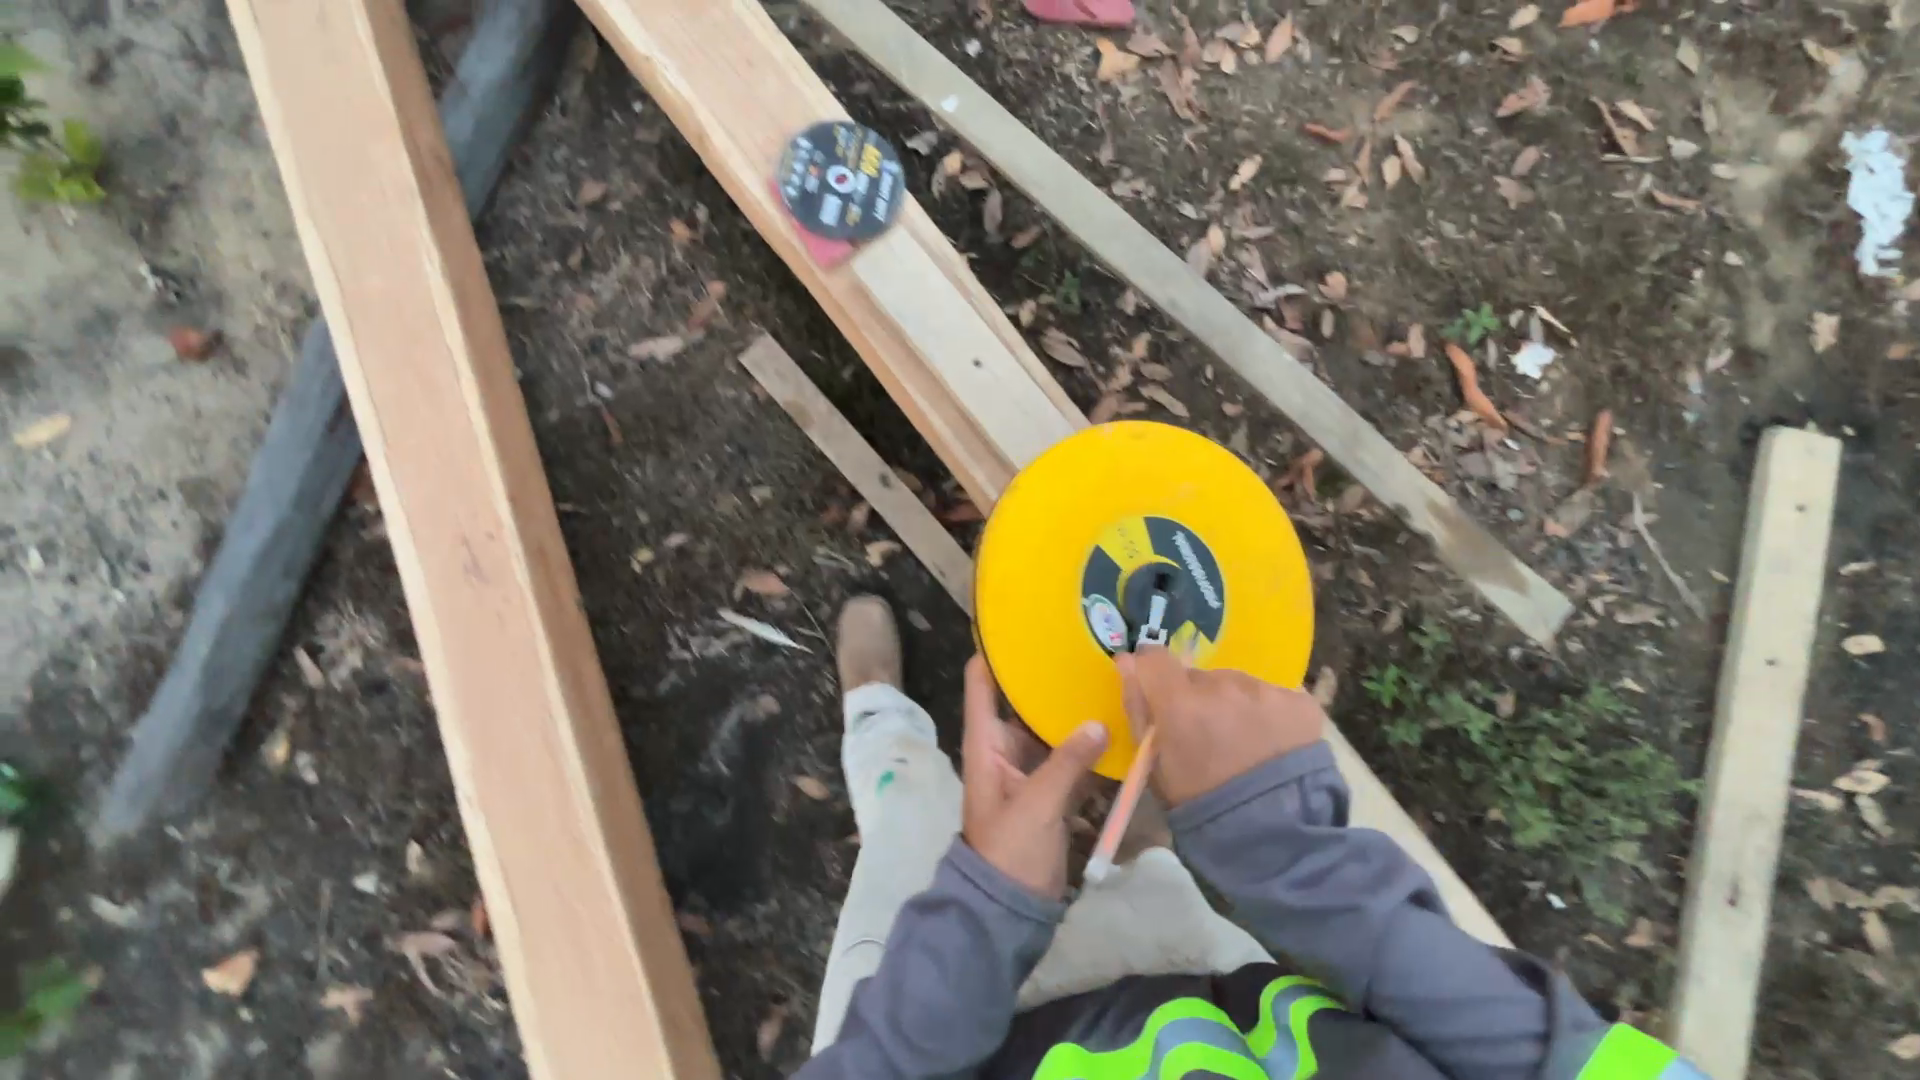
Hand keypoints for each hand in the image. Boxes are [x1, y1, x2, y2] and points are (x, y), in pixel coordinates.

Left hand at [961, 655, 1108, 899]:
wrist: (1009, 907)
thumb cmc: (1009, 850)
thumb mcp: (1036, 804)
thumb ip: (1067, 762)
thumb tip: (1098, 721)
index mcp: (985, 741)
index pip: (983, 682)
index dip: (996, 650)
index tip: (1023, 618)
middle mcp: (1004, 746)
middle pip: (1022, 699)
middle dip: (1048, 675)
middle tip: (1086, 642)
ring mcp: (1029, 767)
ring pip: (1049, 726)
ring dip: (1070, 707)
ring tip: (1106, 673)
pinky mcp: (1051, 788)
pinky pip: (1069, 754)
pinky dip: (1086, 741)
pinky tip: (1116, 721)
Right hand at [1115, 647, 1324, 806]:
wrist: (1275, 837)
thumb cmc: (1201, 803)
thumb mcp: (1155, 765)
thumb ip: (1138, 709)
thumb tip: (1126, 661)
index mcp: (1180, 702)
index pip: (1154, 658)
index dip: (1152, 671)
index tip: (1157, 689)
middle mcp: (1221, 685)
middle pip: (1199, 676)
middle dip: (1197, 697)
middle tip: (1206, 734)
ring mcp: (1264, 691)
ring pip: (1236, 684)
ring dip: (1234, 704)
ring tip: (1244, 744)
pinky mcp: (1299, 702)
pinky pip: (1273, 696)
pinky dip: (1269, 714)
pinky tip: (1272, 745)